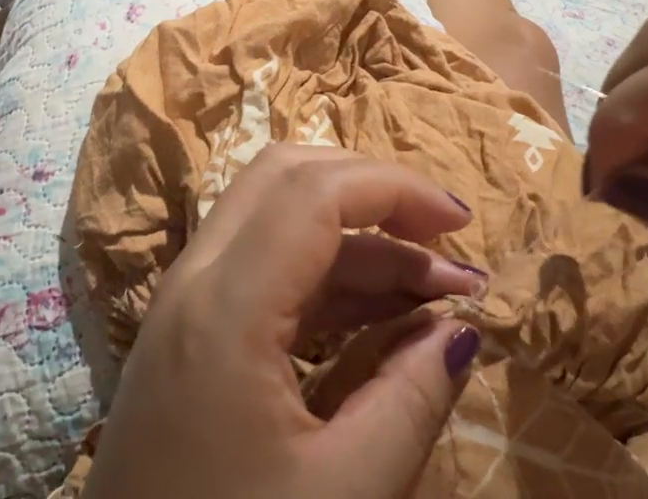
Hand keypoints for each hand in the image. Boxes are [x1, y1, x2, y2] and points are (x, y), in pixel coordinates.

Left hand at [82, 145, 486, 498]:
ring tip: (436, 293)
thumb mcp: (346, 491)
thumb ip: (412, 398)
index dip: (395, 188)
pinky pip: (261, 270)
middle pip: (284, 179)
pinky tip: (383, 318)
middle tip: (444, 242)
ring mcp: (184, 303)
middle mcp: (194, 280)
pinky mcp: (188, 334)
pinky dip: (326, 276)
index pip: (312, 191)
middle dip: (372, 193)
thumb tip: (462, 330)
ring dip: (356, 240)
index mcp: (225, 306)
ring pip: (273, 221)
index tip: (464, 225)